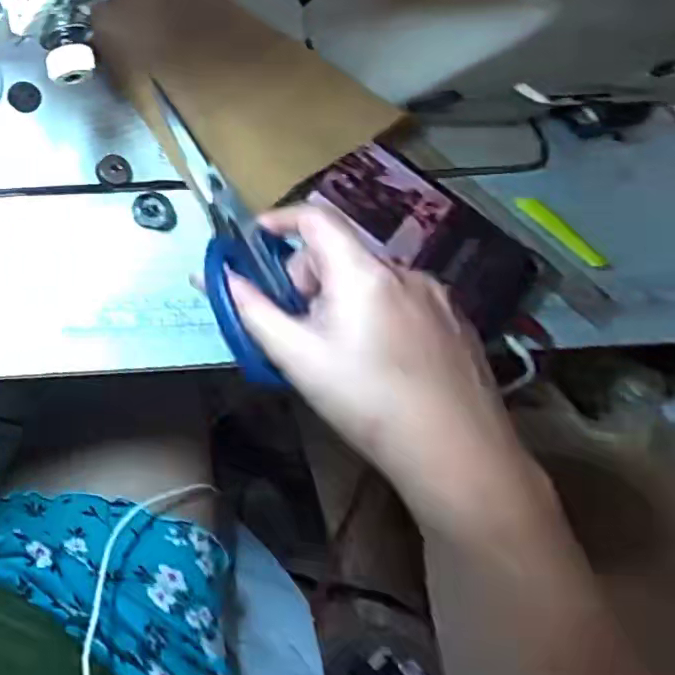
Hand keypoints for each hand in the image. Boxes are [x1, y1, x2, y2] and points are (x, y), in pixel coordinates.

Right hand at [225, 205, 539, 532]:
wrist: (459, 456)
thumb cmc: (365, 400)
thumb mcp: (293, 355)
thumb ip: (249, 307)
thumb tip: (214, 275)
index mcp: (362, 274)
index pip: (315, 218)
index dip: (279, 220)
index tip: (255, 240)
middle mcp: (404, 273)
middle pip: (338, 254)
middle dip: (305, 278)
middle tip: (296, 323)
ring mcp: (436, 298)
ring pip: (367, 278)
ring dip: (338, 297)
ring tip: (336, 348)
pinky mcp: (455, 322)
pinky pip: (397, 299)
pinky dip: (372, 312)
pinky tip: (377, 360)